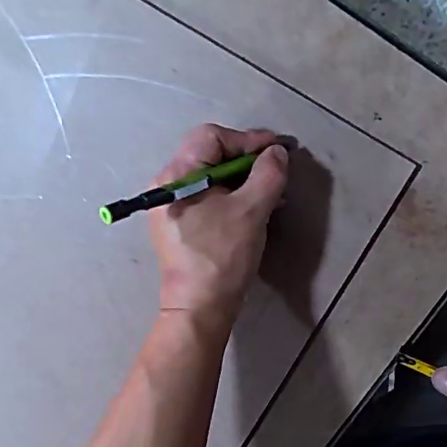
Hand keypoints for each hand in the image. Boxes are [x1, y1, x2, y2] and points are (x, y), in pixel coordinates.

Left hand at [149, 125, 288, 327]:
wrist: (200, 308)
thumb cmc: (222, 256)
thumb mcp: (252, 210)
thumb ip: (268, 174)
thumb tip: (276, 153)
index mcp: (176, 176)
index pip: (212, 137)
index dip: (248, 139)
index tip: (278, 150)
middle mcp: (168, 186)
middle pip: (211, 154)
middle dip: (248, 159)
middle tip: (277, 170)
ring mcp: (173, 206)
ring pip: (213, 177)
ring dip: (245, 179)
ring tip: (274, 192)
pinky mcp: (182, 225)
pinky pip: (210, 197)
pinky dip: (235, 195)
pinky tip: (258, 207)